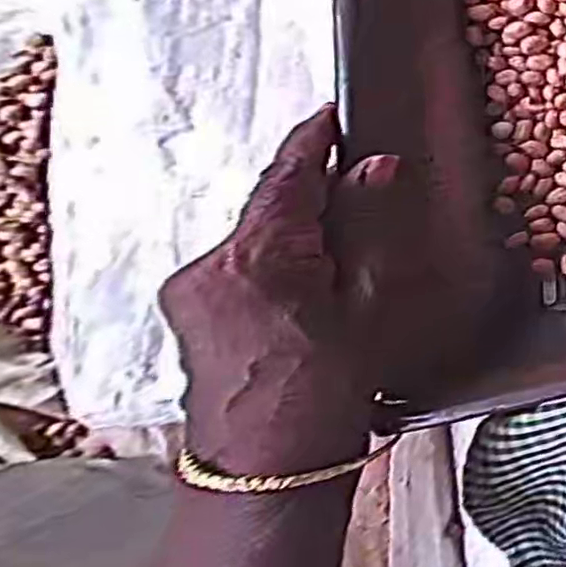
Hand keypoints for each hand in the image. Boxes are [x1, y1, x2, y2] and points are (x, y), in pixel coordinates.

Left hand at [158, 106, 398, 475]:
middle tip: (366, 176)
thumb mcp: (371, 294)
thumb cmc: (333, 376)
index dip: (313, 139)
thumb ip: (368, 223)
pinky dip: (283, 249)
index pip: (287, 178)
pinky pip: (243, 259)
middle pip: (273, 204)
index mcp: (258, 259)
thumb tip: (375, 166)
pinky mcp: (190, 309)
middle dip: (317, 187)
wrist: (272, 455)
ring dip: (302, 221)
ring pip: (259, 232)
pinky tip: (318, 266)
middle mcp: (210, 267)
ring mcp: (191, 290)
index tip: (331, 111)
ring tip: (351, 233)